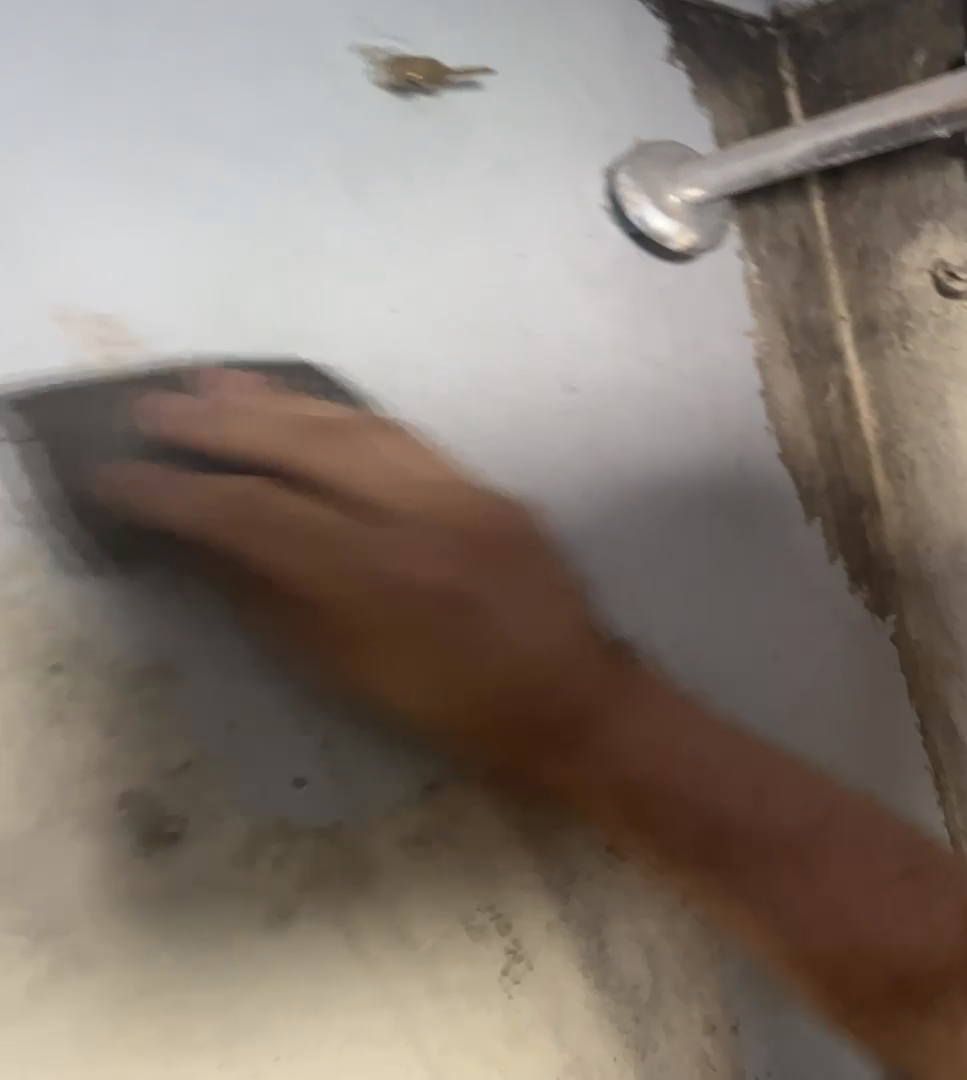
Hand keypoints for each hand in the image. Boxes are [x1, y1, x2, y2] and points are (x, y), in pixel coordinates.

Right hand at [92, 369, 634, 775]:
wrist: (572, 694)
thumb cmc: (456, 703)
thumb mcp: (346, 667)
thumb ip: (275, 596)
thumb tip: (210, 540)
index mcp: (380, 574)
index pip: (255, 511)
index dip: (174, 492)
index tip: (118, 477)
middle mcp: (431, 518)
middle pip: (314, 447)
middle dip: (228, 424)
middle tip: (159, 410)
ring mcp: (477, 498)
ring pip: (372, 431)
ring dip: (293, 407)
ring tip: (225, 386)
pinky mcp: (505, 496)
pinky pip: (419, 448)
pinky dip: (359, 426)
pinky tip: (319, 416)